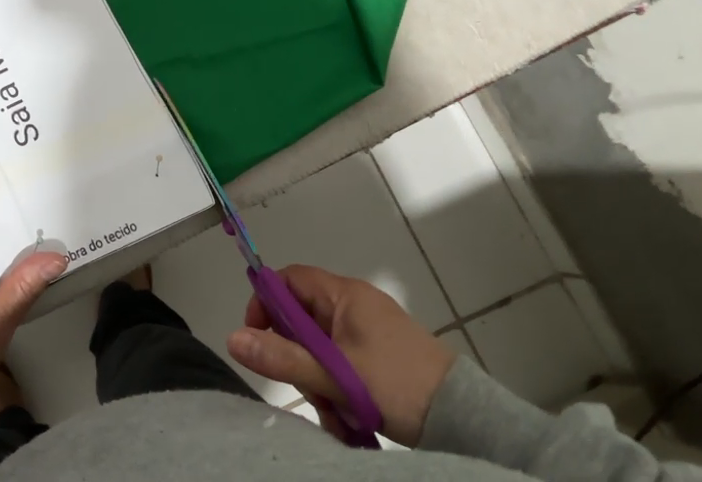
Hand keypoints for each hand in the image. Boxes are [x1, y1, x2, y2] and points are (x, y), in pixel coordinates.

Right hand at [226, 265, 454, 446]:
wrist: (469, 421)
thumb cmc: (400, 386)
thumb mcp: (335, 376)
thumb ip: (282, 358)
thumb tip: (232, 338)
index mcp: (345, 295)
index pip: (288, 280)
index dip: (266, 304)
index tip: (258, 339)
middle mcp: (355, 306)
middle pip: (302, 318)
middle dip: (296, 357)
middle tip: (306, 388)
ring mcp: (370, 332)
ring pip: (320, 348)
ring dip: (318, 382)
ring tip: (335, 415)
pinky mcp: (381, 357)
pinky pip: (341, 365)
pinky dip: (338, 390)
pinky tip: (348, 419)